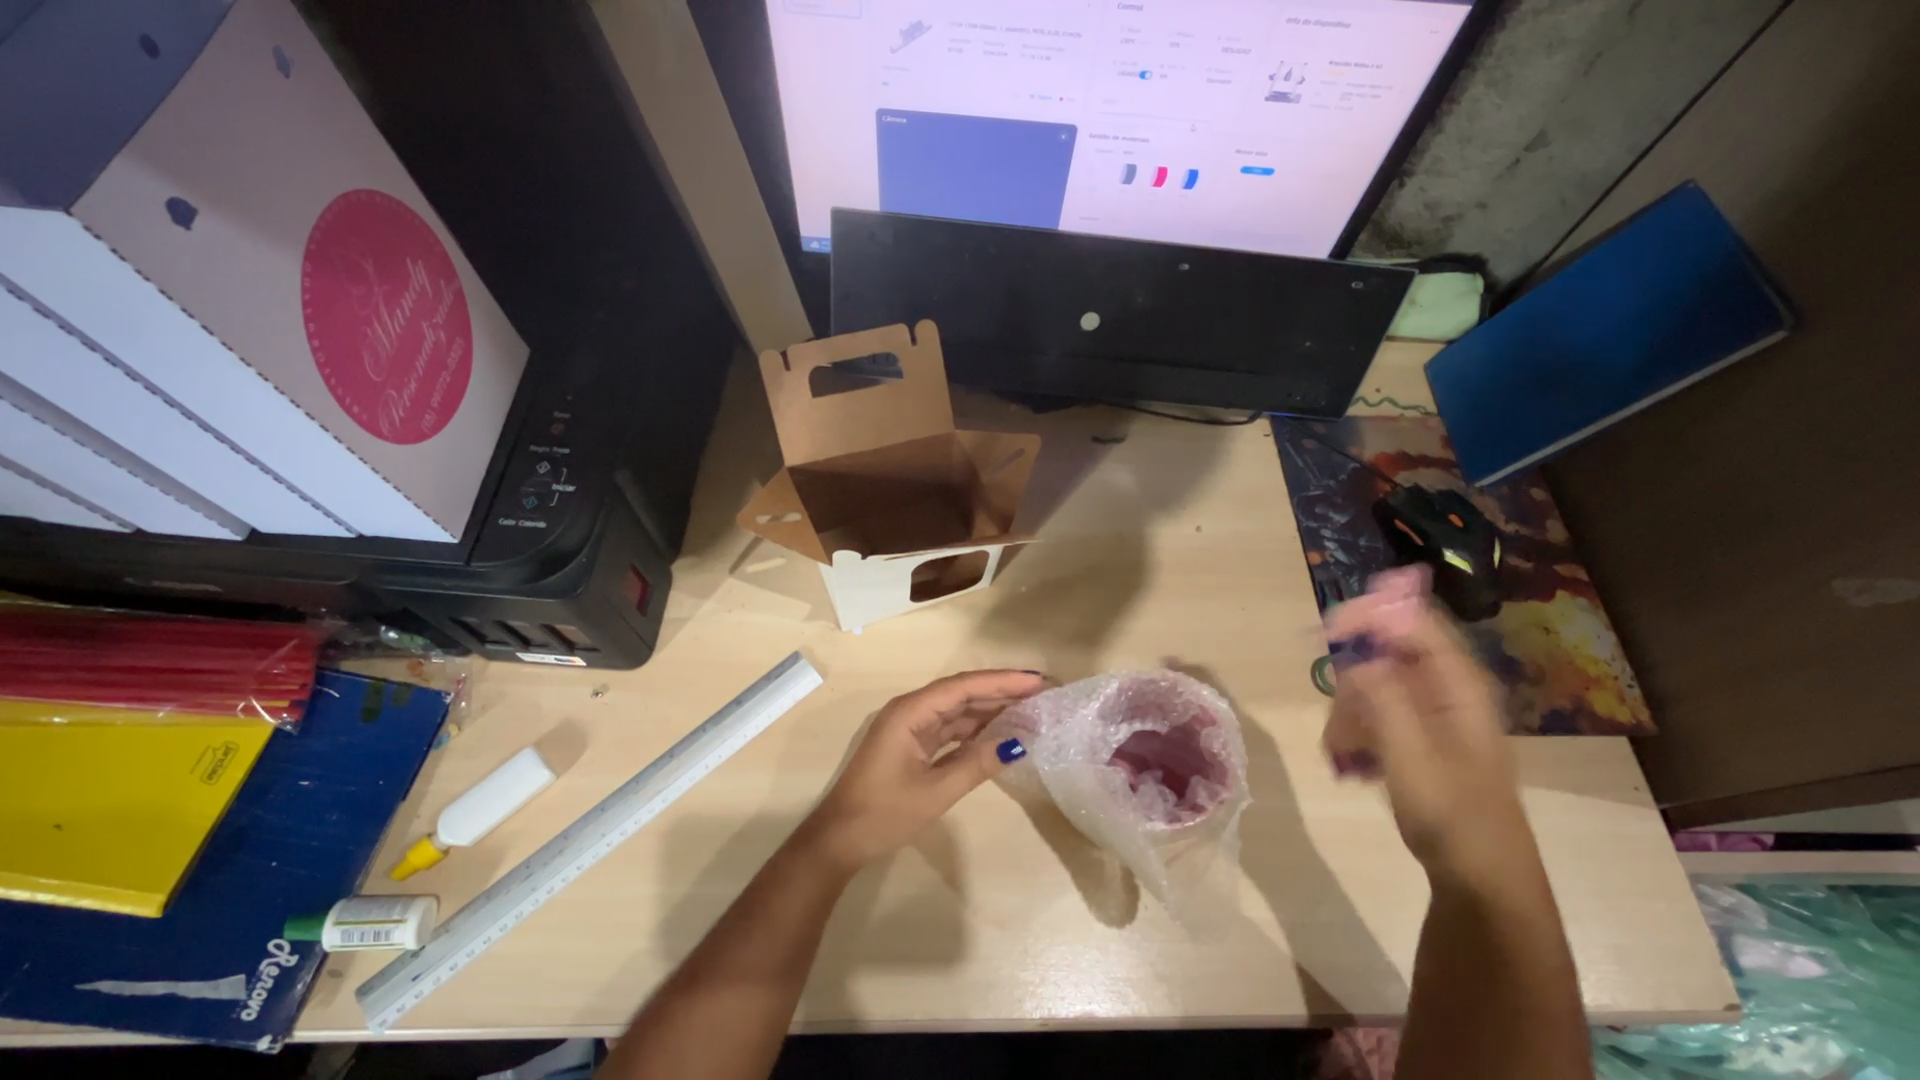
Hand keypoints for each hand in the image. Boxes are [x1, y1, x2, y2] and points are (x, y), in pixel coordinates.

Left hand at [795, 670, 1047, 872]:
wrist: (840, 840)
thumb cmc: (883, 813)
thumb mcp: (935, 791)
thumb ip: (977, 764)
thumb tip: (1018, 743)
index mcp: (909, 712)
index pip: (963, 687)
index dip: (1002, 681)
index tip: (1037, 680)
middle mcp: (910, 711)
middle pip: (962, 693)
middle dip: (1001, 691)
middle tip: (1043, 692)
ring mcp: (910, 728)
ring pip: (957, 710)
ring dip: (991, 709)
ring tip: (1031, 709)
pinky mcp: (912, 745)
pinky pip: (950, 728)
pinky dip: (976, 729)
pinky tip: (1002, 732)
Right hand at [1322, 567, 1530, 884]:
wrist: (1483, 881)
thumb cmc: (1454, 819)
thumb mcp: (1412, 758)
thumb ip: (1384, 699)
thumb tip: (1356, 651)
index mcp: (1459, 686)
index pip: (1414, 621)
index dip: (1371, 615)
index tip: (1328, 631)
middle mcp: (1448, 691)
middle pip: (1384, 655)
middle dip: (1351, 685)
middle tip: (1339, 725)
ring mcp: (1434, 716)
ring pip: (1372, 688)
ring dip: (1348, 716)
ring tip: (1342, 758)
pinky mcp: (1420, 739)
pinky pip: (1375, 716)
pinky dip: (1356, 734)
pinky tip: (1351, 765)